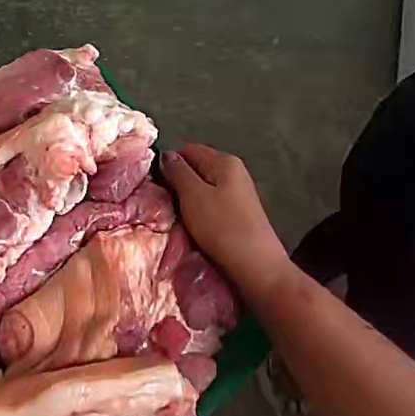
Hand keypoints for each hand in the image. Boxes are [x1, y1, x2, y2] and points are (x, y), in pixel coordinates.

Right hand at [160, 144, 291, 296]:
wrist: (256, 265)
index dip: (170, 164)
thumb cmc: (222, 227)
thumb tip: (166, 154)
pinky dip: (200, 211)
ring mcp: (238, 192)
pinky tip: (195, 225)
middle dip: (178, 182)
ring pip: (202, 187)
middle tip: (165, 202)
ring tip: (179, 216)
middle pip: (196, 168)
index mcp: (224, 161)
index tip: (158, 185)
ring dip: (188, 199)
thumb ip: (178, 171)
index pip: (187, 150)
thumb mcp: (193, 195)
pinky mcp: (238, 211)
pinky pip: (211, 202)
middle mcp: (234, 171)